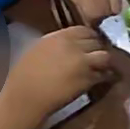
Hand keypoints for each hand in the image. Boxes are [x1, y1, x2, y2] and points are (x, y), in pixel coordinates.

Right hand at [0, 26, 114, 117]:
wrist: (24, 98)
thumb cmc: (23, 76)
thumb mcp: (38, 50)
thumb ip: (57, 44)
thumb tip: (72, 44)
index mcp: (59, 37)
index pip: (85, 30)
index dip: (90, 37)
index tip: (91, 43)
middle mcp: (73, 46)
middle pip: (97, 42)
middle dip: (99, 49)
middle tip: (98, 57)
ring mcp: (83, 62)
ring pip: (105, 56)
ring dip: (105, 62)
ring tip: (103, 67)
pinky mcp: (88, 79)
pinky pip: (104, 74)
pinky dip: (106, 76)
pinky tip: (103, 79)